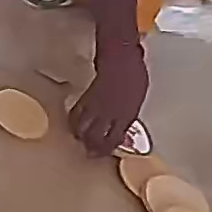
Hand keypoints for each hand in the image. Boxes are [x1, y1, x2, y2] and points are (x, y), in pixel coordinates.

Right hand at [69, 39, 148, 154]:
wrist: (121, 58)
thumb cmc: (133, 73)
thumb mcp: (138, 97)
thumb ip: (130, 114)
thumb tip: (124, 125)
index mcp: (126, 116)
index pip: (115, 140)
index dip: (108, 149)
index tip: (106, 153)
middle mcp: (110, 115)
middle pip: (97, 139)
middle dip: (93, 148)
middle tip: (90, 153)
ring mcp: (96, 108)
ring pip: (84, 130)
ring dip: (81, 138)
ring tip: (80, 141)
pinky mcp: (86, 99)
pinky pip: (76, 116)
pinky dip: (73, 123)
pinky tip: (74, 126)